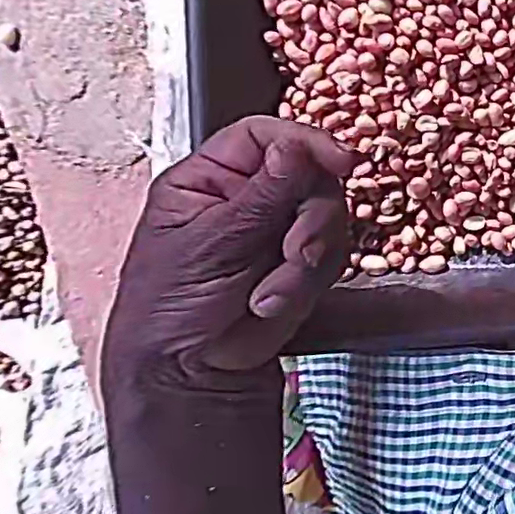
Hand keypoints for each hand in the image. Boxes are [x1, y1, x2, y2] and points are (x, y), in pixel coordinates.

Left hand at [102, 116, 361, 402]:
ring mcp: (279, 228)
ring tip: (272, 292)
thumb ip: (263, 195)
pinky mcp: (303, 260)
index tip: (342, 161)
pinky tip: (276, 302)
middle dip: (312, 218)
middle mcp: (250, 197)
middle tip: (298, 251)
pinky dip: (310, 281)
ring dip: (309, 258)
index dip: (306, 143)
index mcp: (210, 180)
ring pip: (328, 217)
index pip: (265, 138)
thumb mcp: (214, 244)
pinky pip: (333, 254)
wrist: (191, 375)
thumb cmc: (172, 308)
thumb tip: (295, 146)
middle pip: (311, 176)